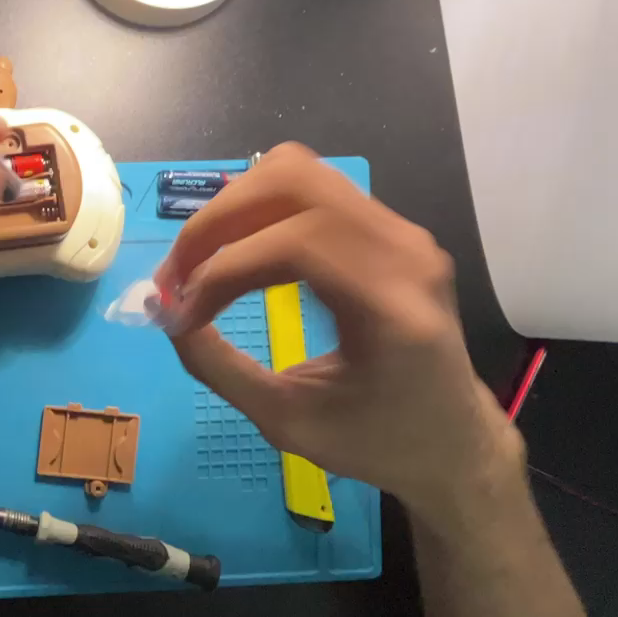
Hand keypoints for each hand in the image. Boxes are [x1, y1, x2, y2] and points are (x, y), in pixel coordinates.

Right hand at [154, 144, 520, 519]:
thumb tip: (165, 314)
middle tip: (178, 275)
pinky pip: (308, 192)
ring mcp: (399, 232)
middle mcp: (403, 249)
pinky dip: (254, 215)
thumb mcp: (284, 421)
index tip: (181, 315)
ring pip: (296, 172)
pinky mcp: (384, 231)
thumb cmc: (374, 442)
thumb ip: (218, 367)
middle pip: (292, 181)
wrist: (452, 444)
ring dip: (231, 211)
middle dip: (216, 221)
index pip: (295, 243)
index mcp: (391, 305)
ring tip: (200, 264)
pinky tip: (234, 257)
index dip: (222, 269)